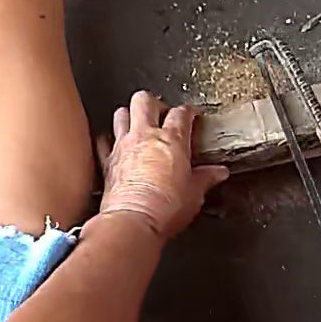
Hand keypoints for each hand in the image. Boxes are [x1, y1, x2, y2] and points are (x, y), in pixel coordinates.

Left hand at [95, 91, 229, 238]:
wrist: (134, 221)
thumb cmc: (165, 207)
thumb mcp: (195, 193)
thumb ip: (206, 178)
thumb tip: (218, 173)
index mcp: (172, 140)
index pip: (182, 113)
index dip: (188, 111)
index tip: (192, 115)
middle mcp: (146, 136)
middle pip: (145, 100)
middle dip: (154, 103)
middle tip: (161, 113)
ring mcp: (123, 146)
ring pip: (121, 113)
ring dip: (129, 115)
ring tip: (137, 124)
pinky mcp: (107, 161)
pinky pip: (103, 141)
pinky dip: (107, 139)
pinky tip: (113, 144)